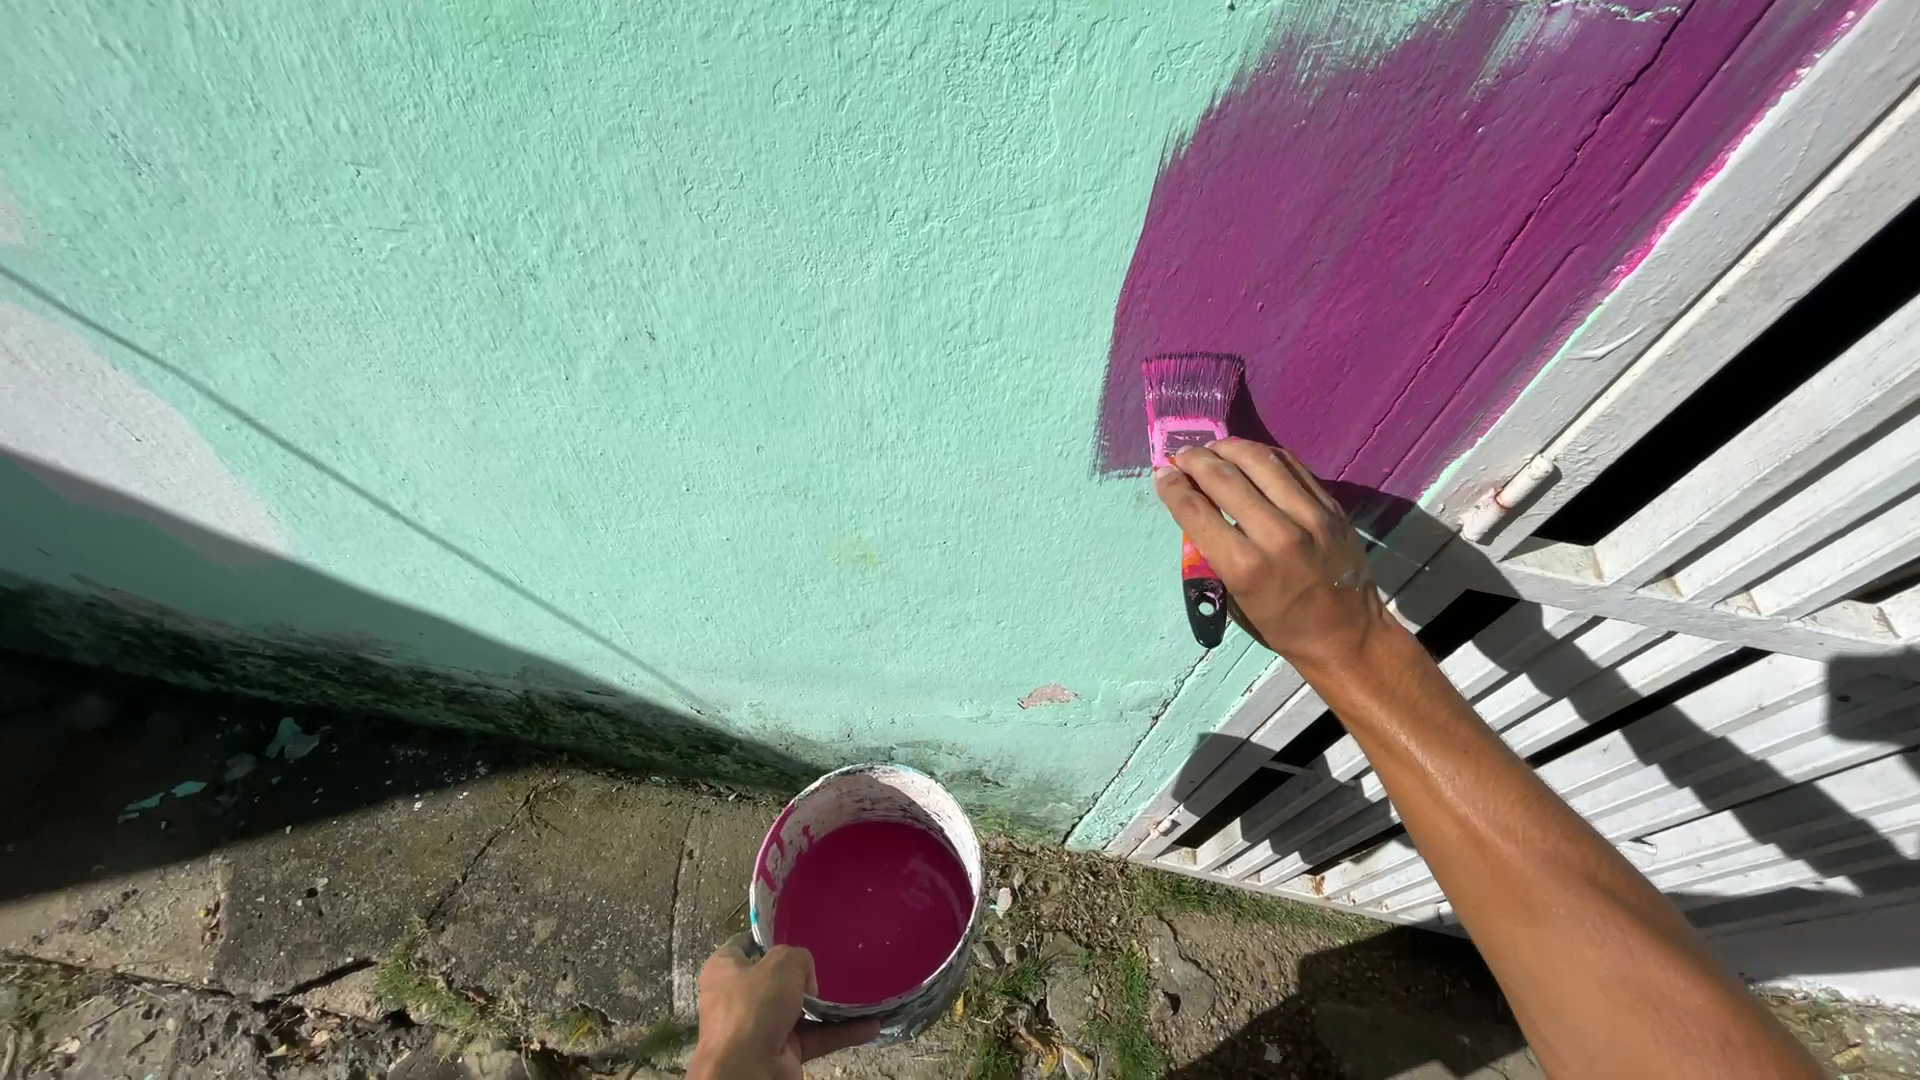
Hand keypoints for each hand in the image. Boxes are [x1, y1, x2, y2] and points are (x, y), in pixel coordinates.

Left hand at [687, 935, 879, 1079]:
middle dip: (803, 972)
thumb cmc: (755, 1006)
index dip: (768, 935)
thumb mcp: (782, 962)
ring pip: (801, 1009)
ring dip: (829, 1004)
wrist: (747, 1073)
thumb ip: (800, 957)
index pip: (745, 944)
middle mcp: (740, 998)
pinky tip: (870, 1024)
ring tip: (859, 988)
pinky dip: (842, 1031)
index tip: (796, 927)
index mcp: (725, 970)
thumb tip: (806, 981)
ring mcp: (761, 1028)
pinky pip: (816, 1036)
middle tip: (832, 958)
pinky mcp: (782, 1053)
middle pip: (776, 977)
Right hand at [1153, 439, 1386, 671]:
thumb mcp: (1234, 596)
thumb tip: (1194, 503)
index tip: (1161, 476)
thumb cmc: (1280, 625)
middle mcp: (1277, 535)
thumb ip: (1214, 548)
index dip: (1172, 487)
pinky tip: (1247, 455)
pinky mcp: (1331, 507)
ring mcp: (1310, 516)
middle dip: (1195, 461)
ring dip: (1228, 448)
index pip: (1196, 511)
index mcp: (1245, 567)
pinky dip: (1263, 455)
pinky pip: (1291, 466)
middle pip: (1224, 479)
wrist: (1347, 634)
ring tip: (1213, 448)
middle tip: (1181, 456)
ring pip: (1260, 461)